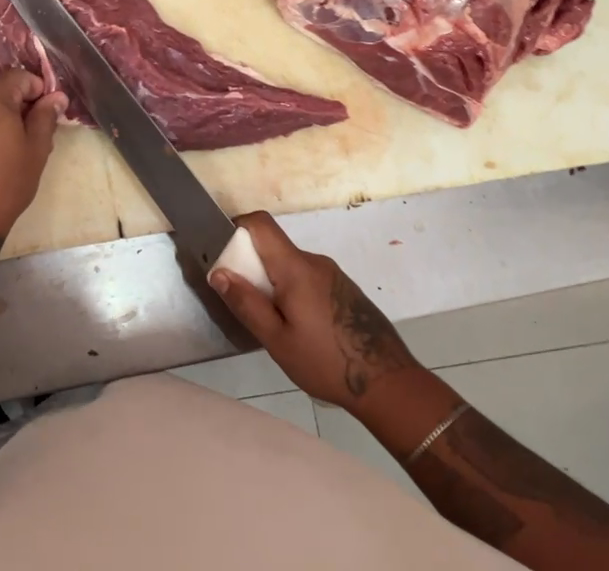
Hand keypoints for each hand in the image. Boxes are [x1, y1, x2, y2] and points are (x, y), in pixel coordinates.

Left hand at [0, 70, 66, 244]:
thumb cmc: (4, 184)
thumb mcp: (35, 150)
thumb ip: (45, 117)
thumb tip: (56, 97)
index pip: (19, 77)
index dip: (38, 91)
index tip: (49, 115)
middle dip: (19, 104)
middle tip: (35, 134)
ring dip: (1, 117)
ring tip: (14, 148)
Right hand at [210, 212, 419, 407]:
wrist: (389, 384)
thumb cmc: (326, 362)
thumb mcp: (276, 339)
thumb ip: (246, 303)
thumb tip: (218, 273)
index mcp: (297, 268)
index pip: (261, 224)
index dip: (237, 229)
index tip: (224, 255)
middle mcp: (316, 262)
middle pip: (273, 247)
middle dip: (251, 267)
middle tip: (247, 305)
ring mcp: (333, 275)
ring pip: (290, 265)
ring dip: (273, 283)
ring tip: (274, 323)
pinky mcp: (344, 290)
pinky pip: (307, 278)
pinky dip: (292, 291)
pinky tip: (299, 327)